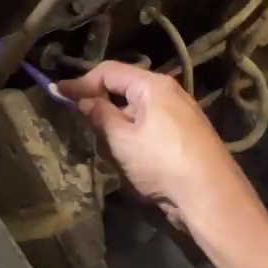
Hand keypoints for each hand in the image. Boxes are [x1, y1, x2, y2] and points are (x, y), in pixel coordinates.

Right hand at [58, 61, 257, 221]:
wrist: (210, 196)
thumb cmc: (162, 162)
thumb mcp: (122, 139)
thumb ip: (100, 115)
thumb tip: (83, 100)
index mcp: (153, 86)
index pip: (109, 71)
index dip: (81, 82)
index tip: (57, 93)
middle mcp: (169, 93)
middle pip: (124, 89)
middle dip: (99, 103)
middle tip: (77, 117)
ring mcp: (179, 114)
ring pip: (136, 111)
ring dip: (116, 123)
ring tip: (103, 142)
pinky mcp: (183, 136)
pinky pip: (149, 126)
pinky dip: (132, 135)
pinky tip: (127, 156)